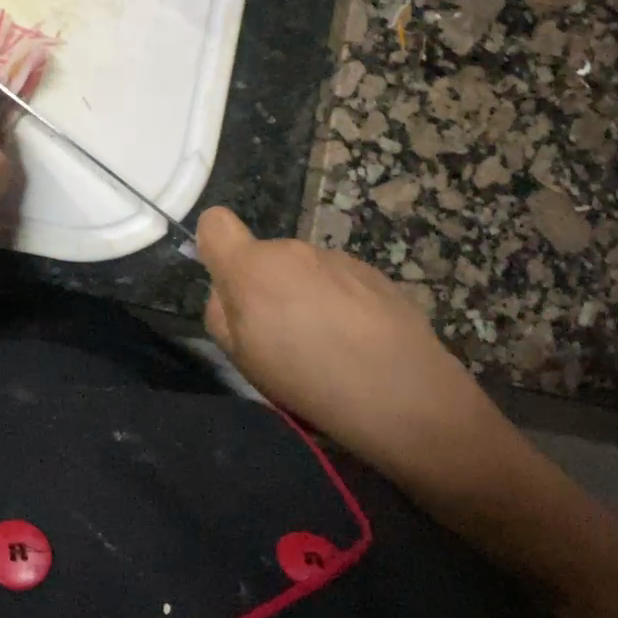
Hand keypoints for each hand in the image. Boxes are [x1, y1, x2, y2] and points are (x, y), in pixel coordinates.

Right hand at [197, 207, 503, 471]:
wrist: (404, 394)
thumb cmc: (306, 378)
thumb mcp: (241, 359)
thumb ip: (221, 314)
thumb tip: (228, 293)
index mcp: (251, 267)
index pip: (215, 222)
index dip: (214, 247)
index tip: (228, 283)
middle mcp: (293, 250)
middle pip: (264, 256)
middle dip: (267, 287)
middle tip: (284, 337)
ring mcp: (339, 259)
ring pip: (306, 270)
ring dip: (307, 296)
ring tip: (329, 345)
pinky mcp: (377, 274)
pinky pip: (342, 282)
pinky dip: (343, 304)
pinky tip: (360, 343)